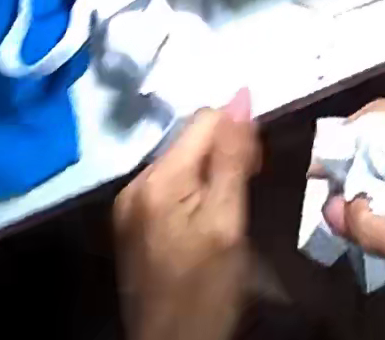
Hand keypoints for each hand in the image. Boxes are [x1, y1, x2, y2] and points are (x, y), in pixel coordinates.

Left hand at [114, 90, 260, 339]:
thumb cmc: (207, 291)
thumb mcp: (228, 221)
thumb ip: (234, 154)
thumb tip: (243, 93)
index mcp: (157, 180)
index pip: (206, 118)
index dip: (238, 135)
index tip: (253, 170)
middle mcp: (135, 182)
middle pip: (194, 135)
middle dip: (225, 151)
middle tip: (242, 191)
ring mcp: (130, 202)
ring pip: (186, 155)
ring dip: (213, 168)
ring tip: (227, 206)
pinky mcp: (134, 218)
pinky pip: (174, 178)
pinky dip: (198, 185)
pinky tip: (207, 215)